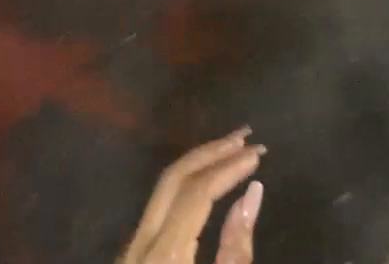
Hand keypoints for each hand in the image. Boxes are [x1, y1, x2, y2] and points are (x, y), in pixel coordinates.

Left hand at [119, 129, 265, 263]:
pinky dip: (185, 184)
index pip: (198, 191)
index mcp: (164, 250)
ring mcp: (131, 244)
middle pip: (174, 178)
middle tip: (244, 136)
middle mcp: (141, 238)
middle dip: (211, 152)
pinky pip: (159, 204)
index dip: (229, 168)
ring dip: (197, 164)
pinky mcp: (132, 252)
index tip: (257, 154)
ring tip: (229, 148)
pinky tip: (205, 179)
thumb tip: (253, 193)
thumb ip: (235, 250)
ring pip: (162, 188)